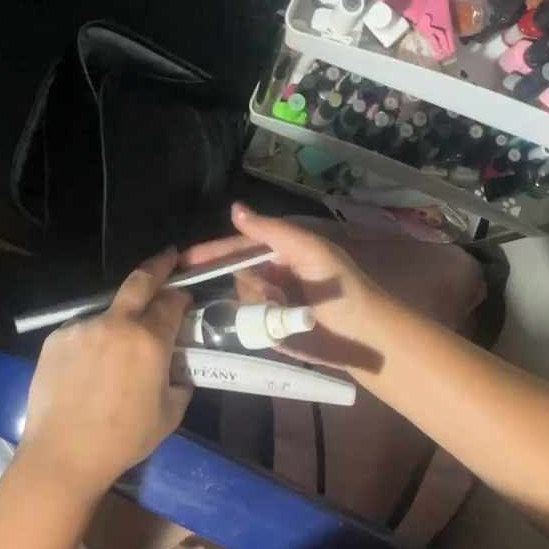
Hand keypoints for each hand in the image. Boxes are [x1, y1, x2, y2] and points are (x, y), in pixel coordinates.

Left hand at [18, 248, 194, 491]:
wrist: (64, 453)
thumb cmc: (124, 439)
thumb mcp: (169, 414)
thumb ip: (179, 383)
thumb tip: (178, 371)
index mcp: (150, 341)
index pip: (171, 302)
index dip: (181, 296)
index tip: (185, 298)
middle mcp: (116, 324)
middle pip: (139, 282)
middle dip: (158, 266)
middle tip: (168, 258)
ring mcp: (82, 328)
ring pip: (108, 313)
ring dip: (119, 321)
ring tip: (117, 351)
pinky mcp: (55, 339)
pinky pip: (82, 332)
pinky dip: (92, 341)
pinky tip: (89, 368)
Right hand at [185, 203, 389, 371]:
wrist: (363, 339)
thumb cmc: (343, 289)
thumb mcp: (311, 252)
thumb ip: (272, 231)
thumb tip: (234, 210)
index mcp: (283, 252)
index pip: (240, 248)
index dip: (213, 252)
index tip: (184, 261)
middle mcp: (274, 276)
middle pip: (238, 275)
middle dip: (250, 285)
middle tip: (276, 297)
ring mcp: (271, 305)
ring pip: (242, 301)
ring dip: (260, 306)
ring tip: (289, 314)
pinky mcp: (271, 331)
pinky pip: (248, 324)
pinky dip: (255, 324)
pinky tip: (275, 327)